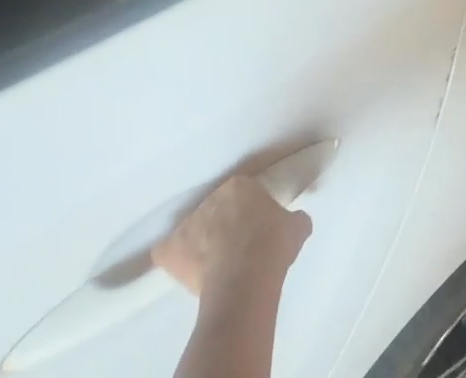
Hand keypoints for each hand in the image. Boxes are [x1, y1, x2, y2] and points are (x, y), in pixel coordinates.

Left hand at [152, 174, 312, 296]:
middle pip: (216, 208)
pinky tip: (187, 268)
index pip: (243, 191)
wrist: (247, 278)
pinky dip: (174, 257)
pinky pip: (167, 251)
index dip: (251, 208)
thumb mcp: (298, 226)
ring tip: (217, 262)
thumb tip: (293, 222)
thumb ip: (292, 219)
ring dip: (202, 240)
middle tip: (240, 243)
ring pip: (194, 229)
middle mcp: (210, 199)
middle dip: (225, 222)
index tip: (259, 225)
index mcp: (239, 186)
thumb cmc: (273, 246)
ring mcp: (187, 224)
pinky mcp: (170, 250)